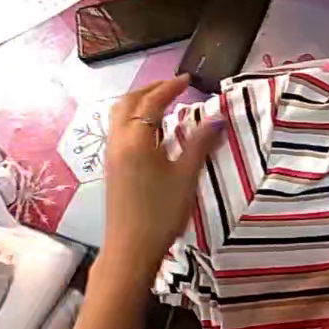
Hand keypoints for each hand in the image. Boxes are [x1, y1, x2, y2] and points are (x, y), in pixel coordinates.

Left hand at [98, 78, 221, 280]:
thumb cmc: (161, 213)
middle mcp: (118, 141)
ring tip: (162, 104)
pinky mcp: (112, 168)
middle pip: (128, 102)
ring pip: (119, 116)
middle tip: (173, 87)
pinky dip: (134, 119)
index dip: (170, 87)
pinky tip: (152, 132)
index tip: (187, 79)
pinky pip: (119, 130)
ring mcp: (111, 154)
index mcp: (136, 139)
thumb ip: (200, 144)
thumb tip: (217, 118)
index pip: (152, 102)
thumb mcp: (186, 177)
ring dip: (139, 103)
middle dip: (150, 90)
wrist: (131, 248)